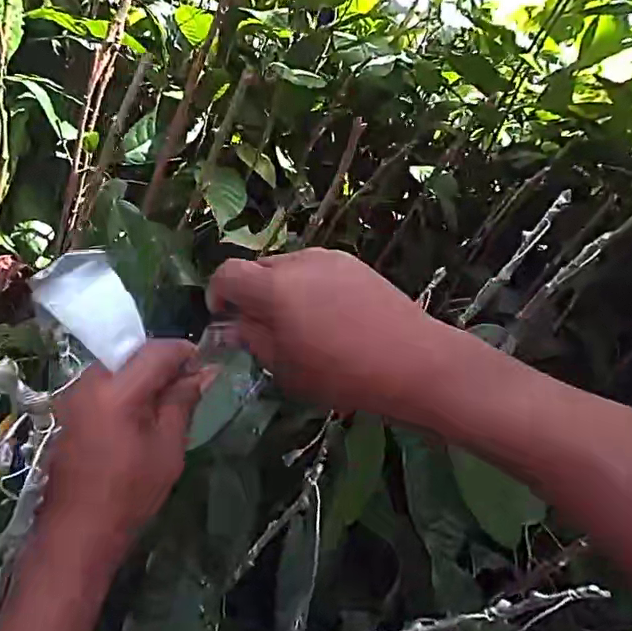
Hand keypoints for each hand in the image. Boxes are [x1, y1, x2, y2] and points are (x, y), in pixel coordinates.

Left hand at [40, 340, 207, 557]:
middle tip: (187, 383)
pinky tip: (139, 412)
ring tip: (165, 400)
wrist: (76, 534)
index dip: (184, 352)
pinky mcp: (68, 409)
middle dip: (163, 361)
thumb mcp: (168, 447)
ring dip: (144, 373)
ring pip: (118, 365)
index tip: (203, 366)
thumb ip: (183, 400)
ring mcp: (74, 395)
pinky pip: (103, 382)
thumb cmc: (128, 494)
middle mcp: (90, 382)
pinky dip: (125, 386)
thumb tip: (205, 371)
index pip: (156, 350)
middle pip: (134, 352)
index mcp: (116, 390)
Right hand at [207, 249, 460, 422]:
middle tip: (265, 328)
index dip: (217, 293)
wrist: (413, 359)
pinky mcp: (353, 262)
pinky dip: (310, 287)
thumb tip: (236, 324)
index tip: (225, 317)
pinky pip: (317, 269)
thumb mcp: (288, 368)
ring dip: (282, 290)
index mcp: (274, 286)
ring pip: (289, 268)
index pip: (227, 273)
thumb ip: (255, 340)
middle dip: (252, 294)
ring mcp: (329, 257)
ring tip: (302, 324)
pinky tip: (332, 316)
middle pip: (258, 268)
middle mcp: (298, 261)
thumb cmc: (344, 373)